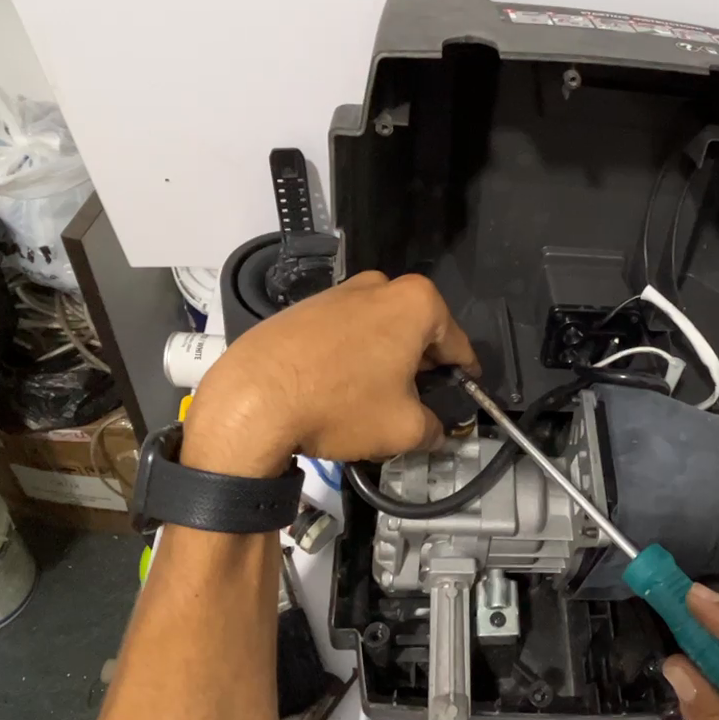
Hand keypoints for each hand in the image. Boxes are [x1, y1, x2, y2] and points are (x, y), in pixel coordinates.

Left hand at [181, 272, 479, 475]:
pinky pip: (344, 333)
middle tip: (420, 400)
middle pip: (417, 331)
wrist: (252, 400)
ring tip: (377, 399)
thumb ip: (434, 429)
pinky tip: (341, 389)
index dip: (465, 374)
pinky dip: (352, 357)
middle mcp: (379, 286)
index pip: (458, 343)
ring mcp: (337, 292)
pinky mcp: (303, 308)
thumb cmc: (341, 405)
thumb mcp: (405, 428)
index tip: (466, 391)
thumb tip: (435, 433)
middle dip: (422, 364)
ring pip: (379, 330)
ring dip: (385, 359)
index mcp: (416, 302)